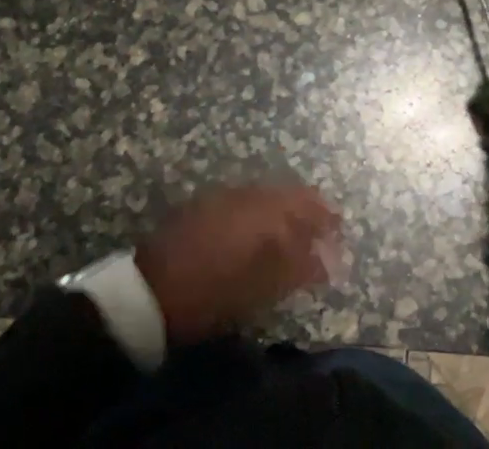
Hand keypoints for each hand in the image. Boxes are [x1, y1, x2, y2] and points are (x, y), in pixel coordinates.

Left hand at [134, 184, 339, 342]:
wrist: (148, 291)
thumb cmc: (211, 294)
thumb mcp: (261, 289)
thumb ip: (299, 268)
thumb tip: (327, 259)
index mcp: (266, 210)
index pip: (311, 204)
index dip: (329, 220)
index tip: (340, 236)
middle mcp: (248, 194)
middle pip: (290, 194)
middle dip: (309, 212)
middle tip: (320, 237)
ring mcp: (223, 196)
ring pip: (267, 195)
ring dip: (285, 212)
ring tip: (293, 239)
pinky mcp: (204, 204)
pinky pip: (245, 201)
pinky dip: (261, 214)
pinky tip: (258, 236)